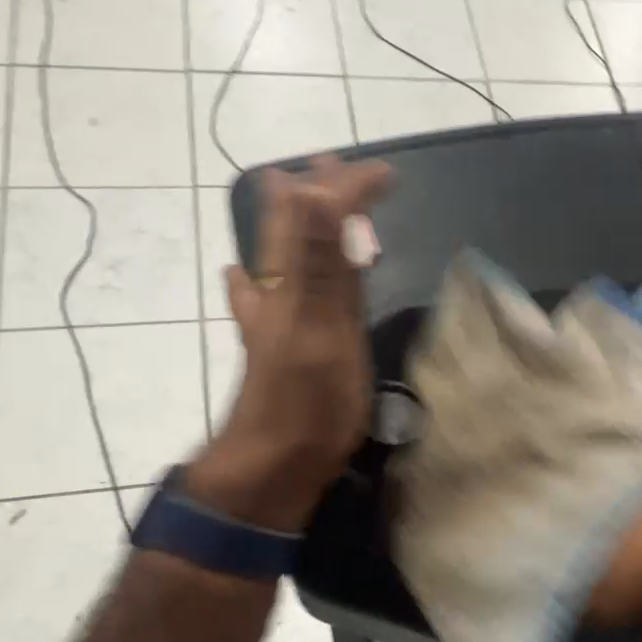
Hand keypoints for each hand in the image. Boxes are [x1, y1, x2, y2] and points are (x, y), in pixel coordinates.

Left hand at [188, 156, 393, 529]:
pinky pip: (279, 295)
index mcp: (287, 281)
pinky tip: (253, 279)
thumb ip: (318, 261)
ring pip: (284, 258)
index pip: (312, 212)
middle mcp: (275, 292)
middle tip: (342, 173)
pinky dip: (281, 273)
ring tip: (314, 206)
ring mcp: (274, 321)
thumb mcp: (318, 328)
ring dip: (303, 227)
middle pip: (289, 226)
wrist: (273, 468)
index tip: (388, 178)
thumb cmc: (305, 404)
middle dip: (317, 193)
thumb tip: (316, 185)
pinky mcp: (282, 348)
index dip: (346, 188)